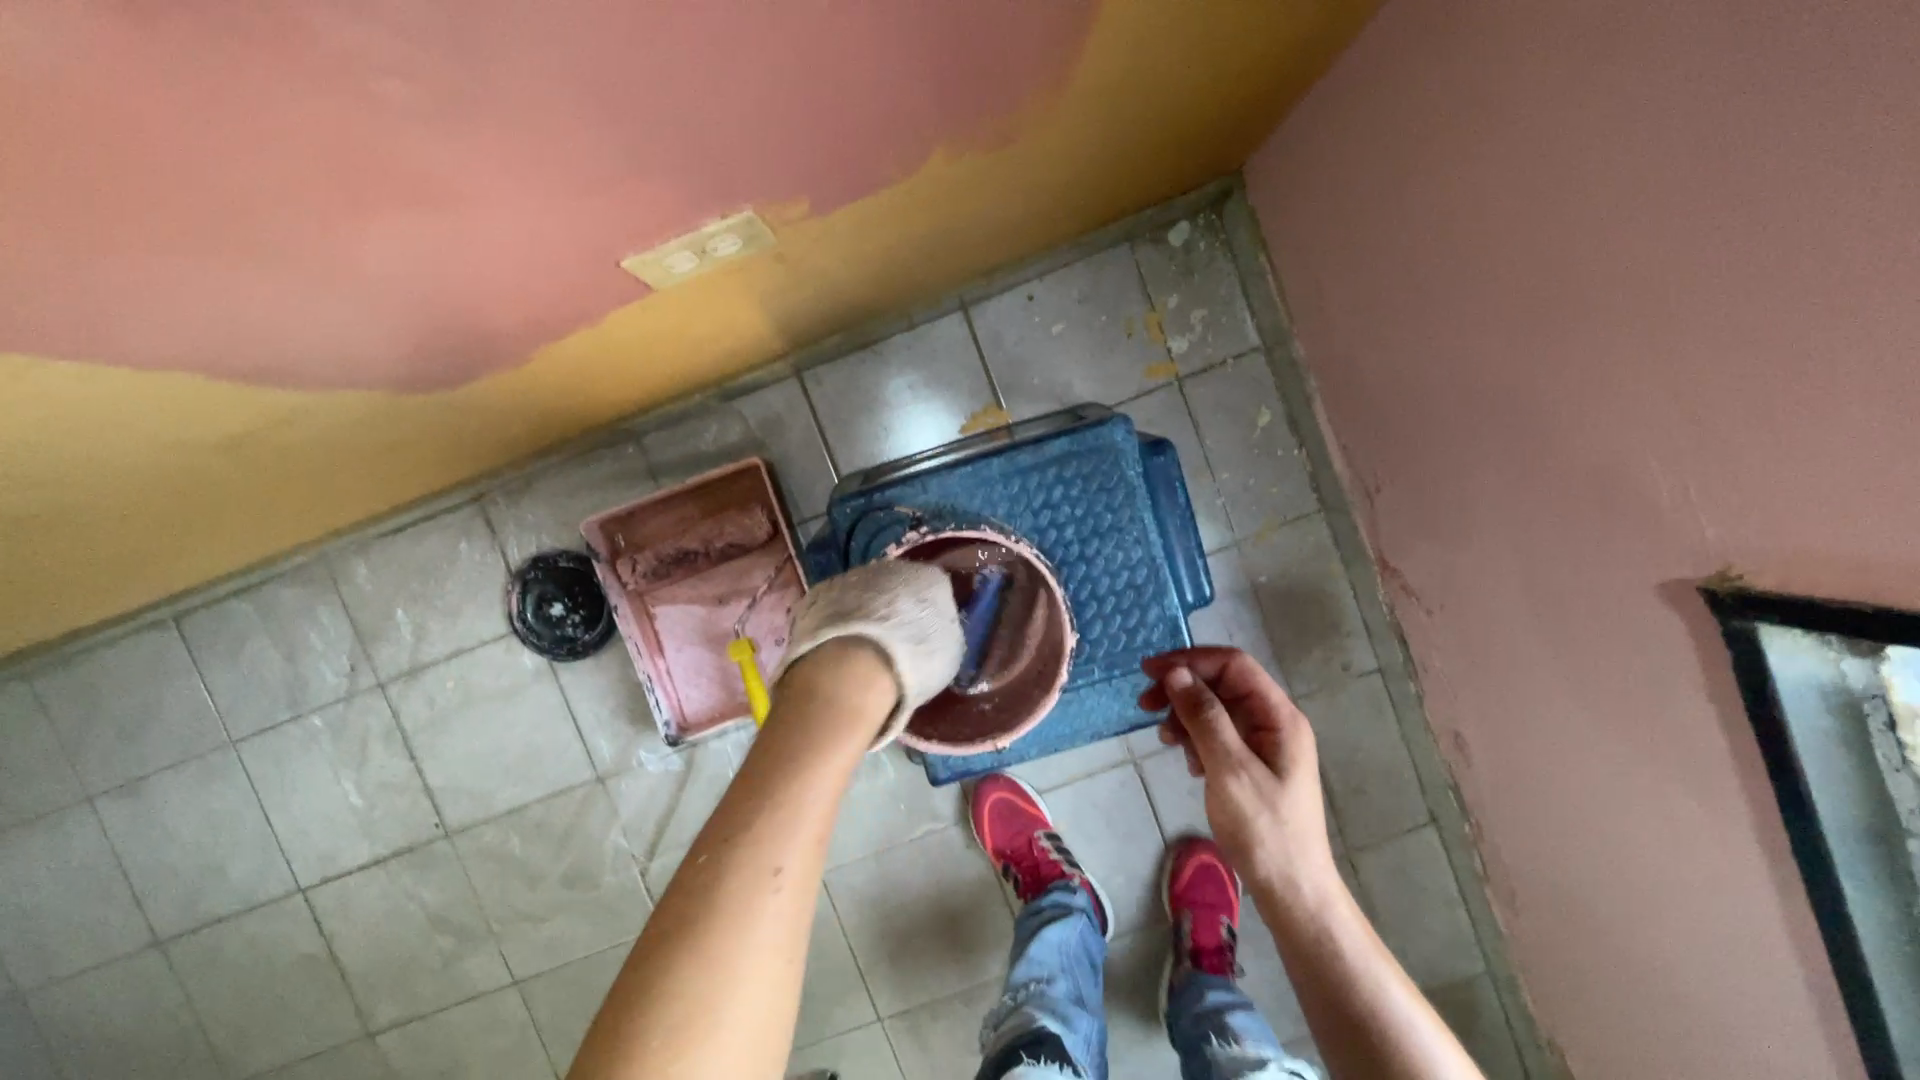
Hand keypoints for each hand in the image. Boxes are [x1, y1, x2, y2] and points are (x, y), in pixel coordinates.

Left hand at [774, 559, 963, 747]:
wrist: (856, 668)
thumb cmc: (914, 663)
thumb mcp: (949, 652)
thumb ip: (943, 632)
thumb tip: (937, 630)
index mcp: (930, 578)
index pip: (933, 587)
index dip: (928, 611)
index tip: (923, 634)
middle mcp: (892, 567)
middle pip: (896, 585)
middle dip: (894, 609)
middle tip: (892, 642)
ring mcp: (851, 576)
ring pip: (862, 593)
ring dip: (862, 613)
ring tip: (859, 649)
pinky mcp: (818, 593)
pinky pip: (833, 605)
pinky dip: (836, 622)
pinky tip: (835, 648)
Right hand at [1140, 647, 1338, 902]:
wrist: (1291, 889)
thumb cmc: (1264, 829)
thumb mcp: (1229, 769)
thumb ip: (1204, 717)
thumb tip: (1176, 673)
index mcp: (1279, 716)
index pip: (1233, 665)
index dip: (1190, 661)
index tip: (1149, 672)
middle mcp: (1274, 722)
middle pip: (1223, 685)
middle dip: (1183, 689)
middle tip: (1144, 705)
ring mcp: (1264, 745)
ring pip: (1217, 710)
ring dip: (1186, 716)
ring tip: (1165, 740)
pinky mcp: (1252, 766)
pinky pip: (1218, 736)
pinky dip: (1196, 740)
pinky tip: (1187, 762)